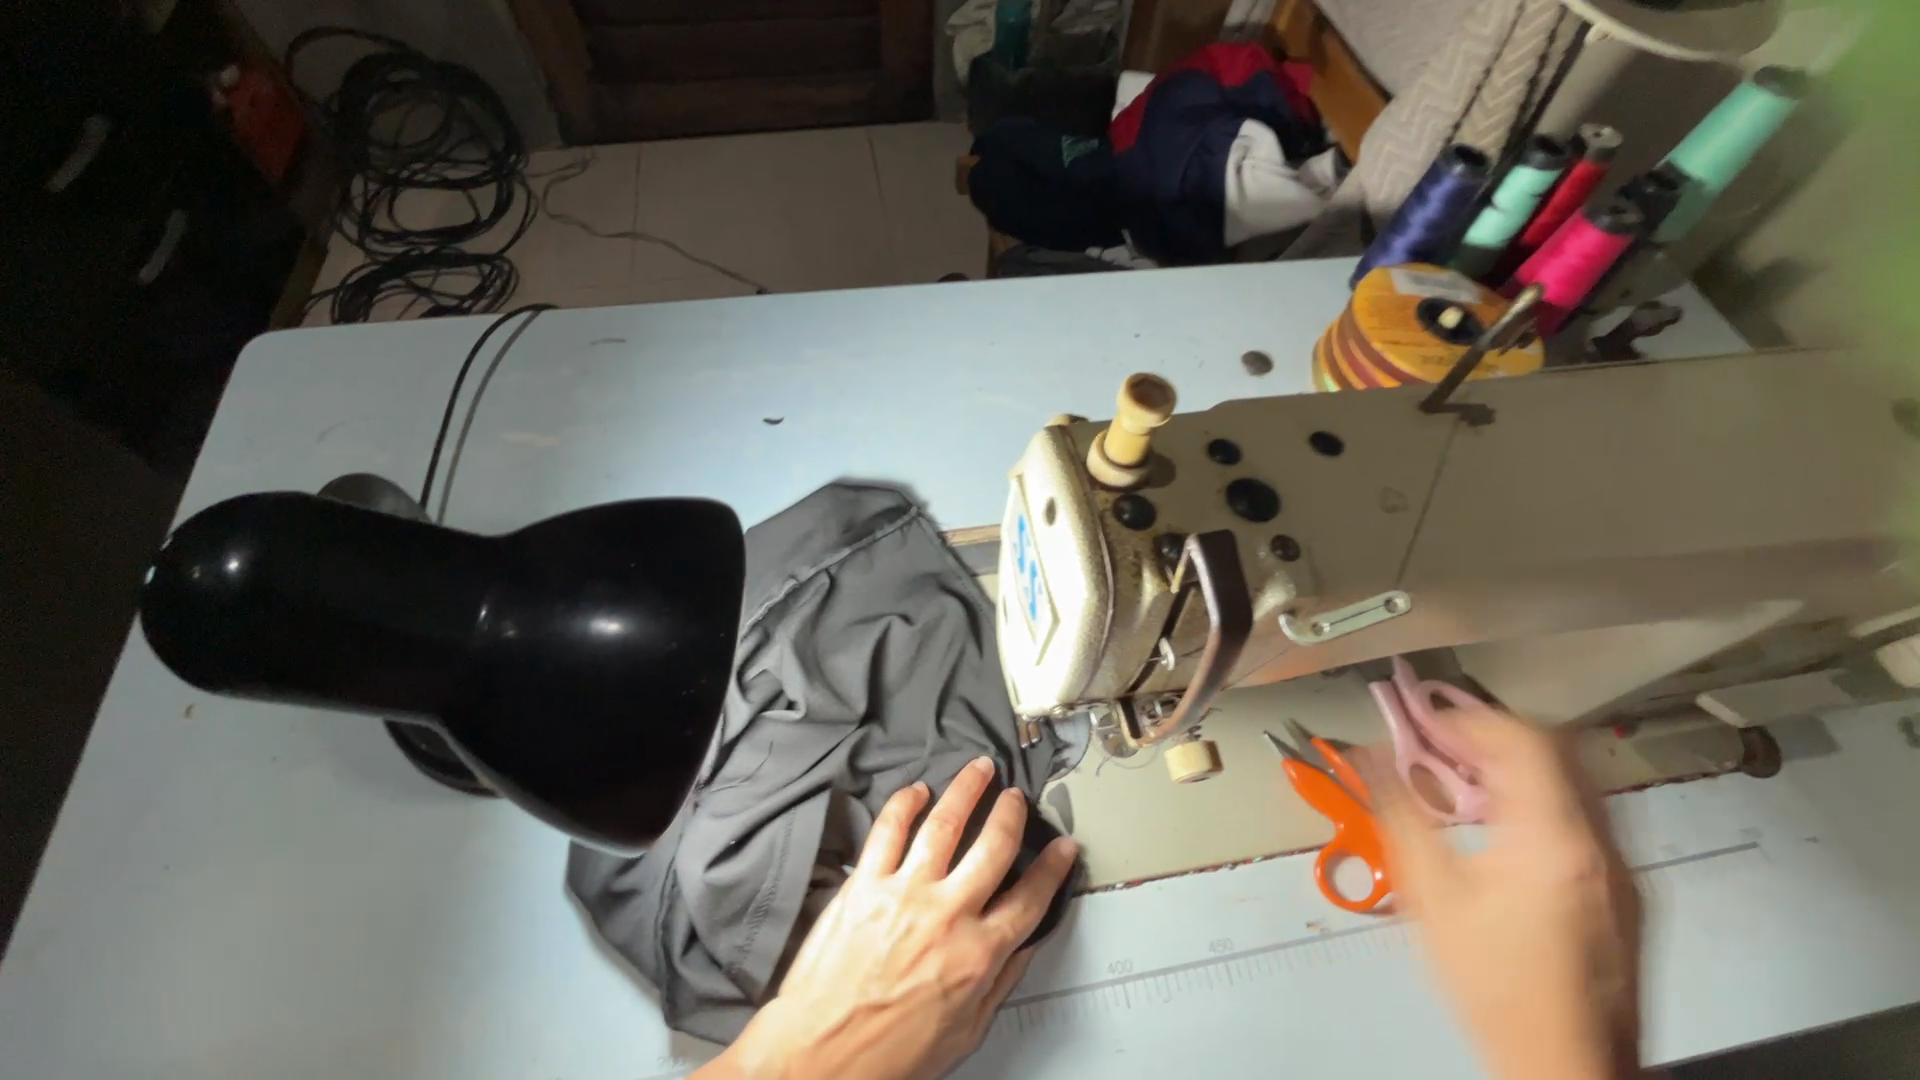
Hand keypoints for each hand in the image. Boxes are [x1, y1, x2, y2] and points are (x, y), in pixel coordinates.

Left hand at [699, 757, 1077, 1079]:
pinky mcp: (865, 883)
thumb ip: (999, 982)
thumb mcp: (964, 1032)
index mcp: (977, 954)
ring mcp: (904, 892)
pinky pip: (888, 829)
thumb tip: (1023, 944)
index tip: (1062, 847)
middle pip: (994, 845)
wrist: (819, 1056)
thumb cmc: (887, 1053)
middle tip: (1017, 798)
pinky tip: (917, 791)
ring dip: (967, 789)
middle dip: (1012, 814)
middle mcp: (947, 914)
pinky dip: (905, 802)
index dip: (1053, 867)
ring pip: (945, 822)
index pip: (1030, 898)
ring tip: (979, 770)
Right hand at [1372, 709, 1646, 1079]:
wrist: (1564, 1063)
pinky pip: (1581, 813)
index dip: (1470, 718)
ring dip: (1515, 761)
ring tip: (1462, 771)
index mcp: (1555, 841)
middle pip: (1556, 750)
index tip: (1427, 721)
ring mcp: (1619, 868)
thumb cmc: (1496, 986)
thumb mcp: (1429, 894)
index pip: (1526, 741)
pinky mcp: (1622, 890)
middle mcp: (1600, 846)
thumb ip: (1397, 813)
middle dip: (1491, 732)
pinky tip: (1497, 818)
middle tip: (1442, 738)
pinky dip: (1536, 794)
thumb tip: (1366, 759)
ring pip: (1573, 779)